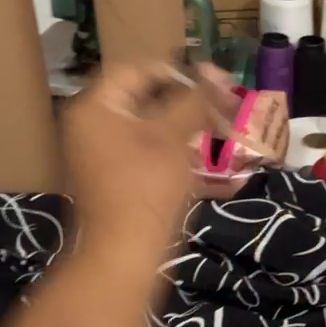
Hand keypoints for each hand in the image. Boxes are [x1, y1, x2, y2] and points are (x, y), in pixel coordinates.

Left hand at [61, 62, 235, 264]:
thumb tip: (216, 72)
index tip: (214, 84)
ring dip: (195, 137)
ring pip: (157, 136)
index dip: (178, 72)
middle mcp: (95, 129)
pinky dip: (187, 166)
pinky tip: (227, 178)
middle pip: (148, 103)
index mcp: (96, 108)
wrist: (124, 255)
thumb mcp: (173, 137)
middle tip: (226, 111)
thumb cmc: (145, 187)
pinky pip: (157, 165)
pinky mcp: (123, 186)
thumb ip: (195, 100)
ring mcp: (108, 160)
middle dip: (193, 108)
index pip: (136, 71)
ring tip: (230, 139)